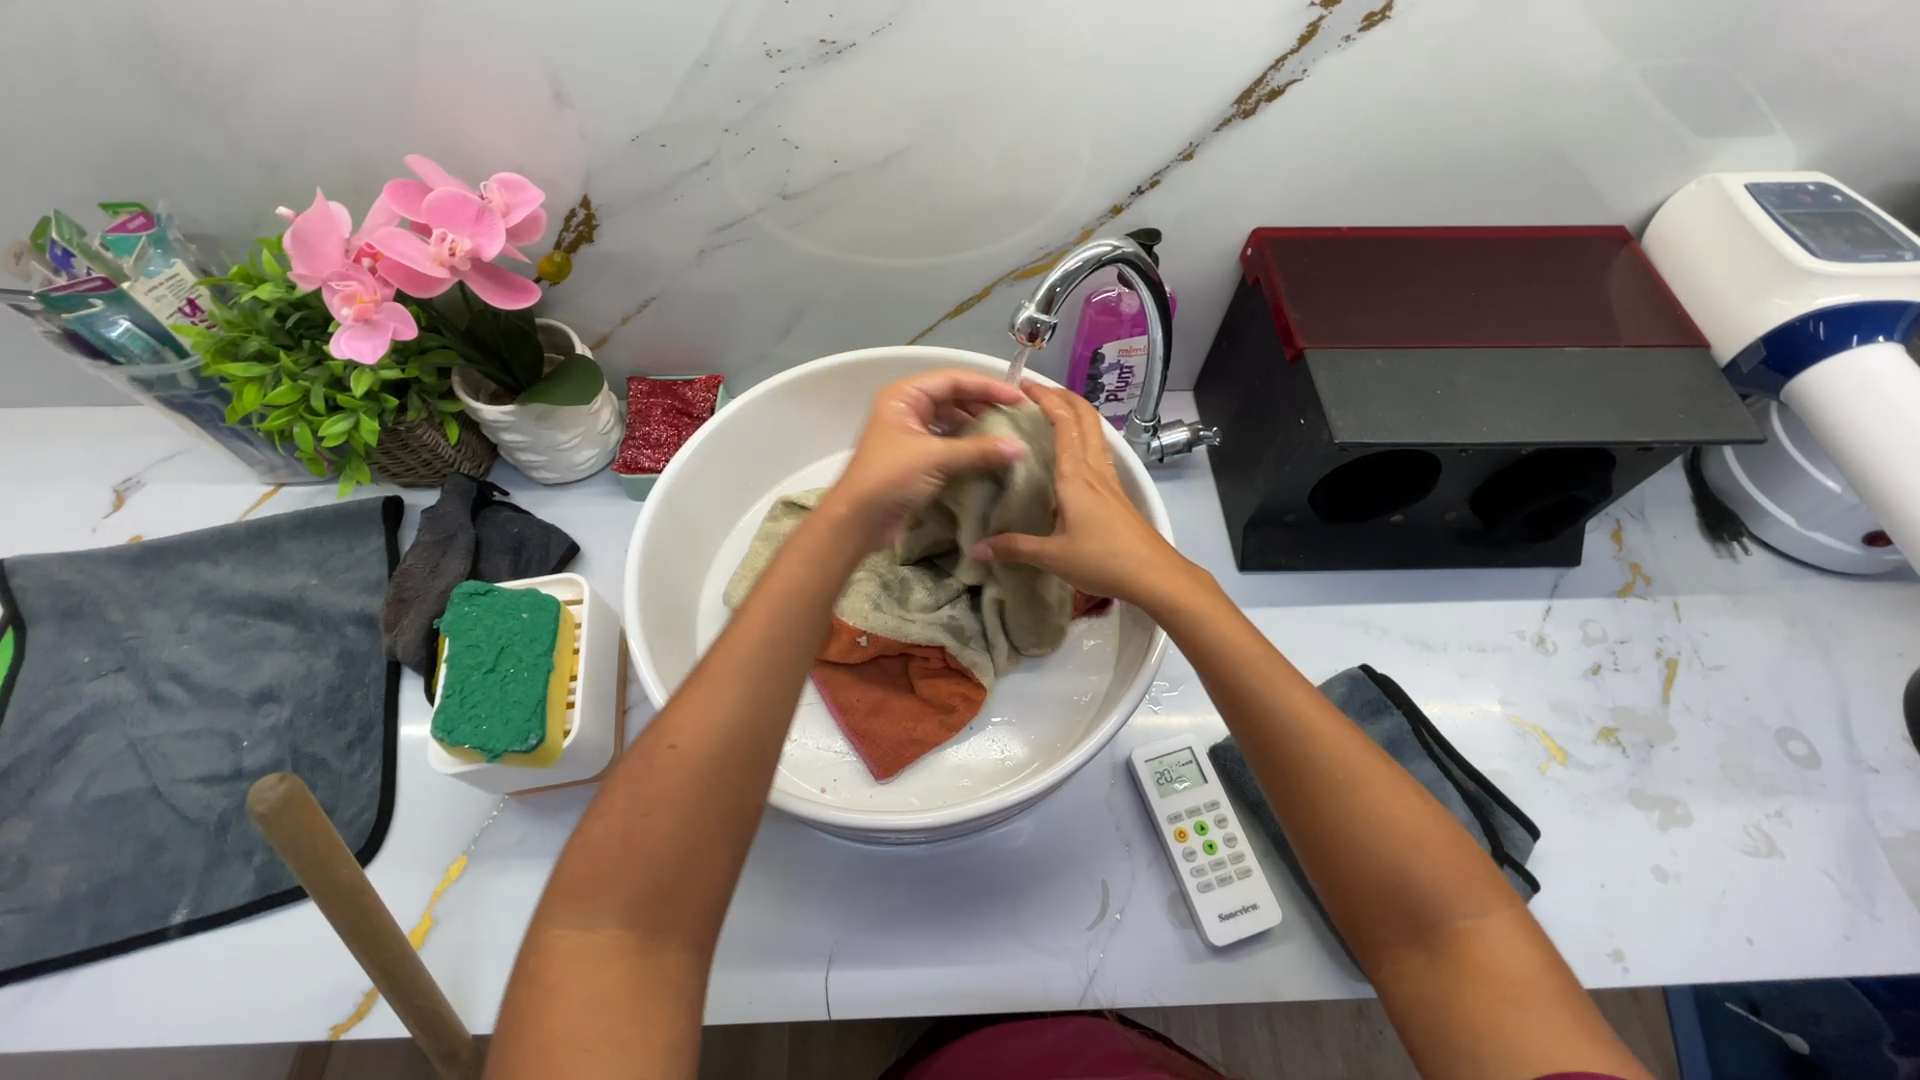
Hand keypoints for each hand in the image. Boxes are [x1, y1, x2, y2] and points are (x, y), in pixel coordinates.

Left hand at [817, 369, 1029, 551]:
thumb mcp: (936, 458)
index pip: (953, 380)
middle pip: (954, 398)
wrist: (858, 521)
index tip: (1019, 398)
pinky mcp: (916, 460)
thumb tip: (1020, 447)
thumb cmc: (889, 479)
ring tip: (1009, 436)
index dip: (987, 387)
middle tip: (1017, 417)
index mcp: (905, 396)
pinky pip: (949, 445)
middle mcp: (907, 409)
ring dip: (979, 428)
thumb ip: (979, 450)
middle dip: (985, 406)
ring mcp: (911, 435)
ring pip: (952, 422)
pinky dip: (969, 448)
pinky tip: (991, 455)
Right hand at [973, 384, 1194, 608]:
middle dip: (1062, 396)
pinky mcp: (1117, 493)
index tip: (1024, 386)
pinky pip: (1098, 452)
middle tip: (1037, 390)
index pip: (1063, 423)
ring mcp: (1110, 480)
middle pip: (1085, 417)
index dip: (1045, 398)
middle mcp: (1094, 470)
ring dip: (1076, 413)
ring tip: (1052, 411)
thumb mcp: (1052, 557)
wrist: (1154, 574)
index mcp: (1075, 477)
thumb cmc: (1103, 560)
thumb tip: (977, 548)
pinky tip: (1073, 451)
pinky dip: (1084, 436)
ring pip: (1095, 432)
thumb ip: (1014, 548)